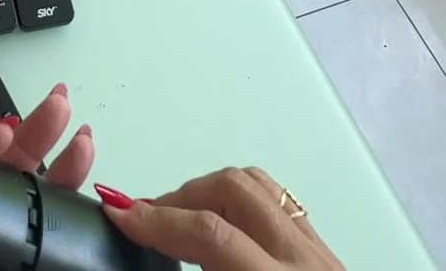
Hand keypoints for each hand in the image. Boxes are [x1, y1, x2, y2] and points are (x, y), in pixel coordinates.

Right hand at [98, 167, 346, 269]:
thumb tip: (156, 256)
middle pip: (233, 189)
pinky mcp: (326, 252)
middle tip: (148, 219)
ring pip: (258, 183)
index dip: (158, 221)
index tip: (119, 214)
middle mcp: (306, 263)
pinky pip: (277, 200)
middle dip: (181, 195)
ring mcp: (321, 253)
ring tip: (181, 217)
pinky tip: (219, 224)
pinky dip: (238, 200)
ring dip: (209, 190)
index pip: (210, 234)